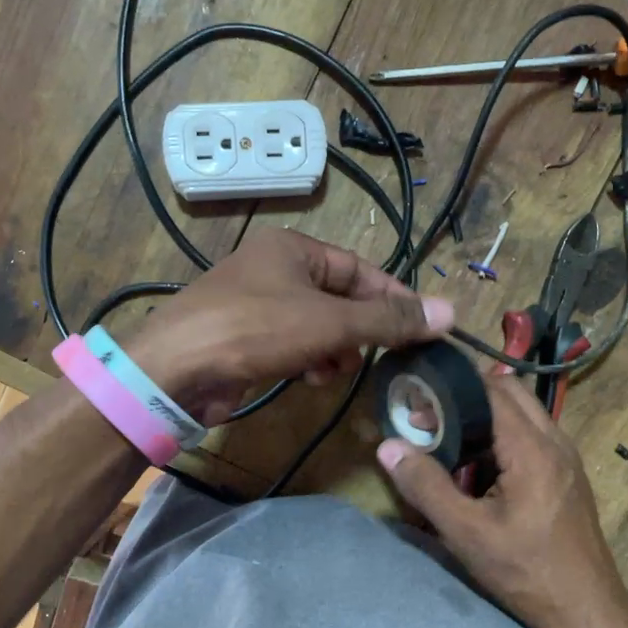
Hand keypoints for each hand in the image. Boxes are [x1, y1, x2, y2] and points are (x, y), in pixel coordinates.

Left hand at [127, 230, 454, 424]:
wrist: (177, 367)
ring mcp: (254, 305)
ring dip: (334, 350)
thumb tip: (450, 312)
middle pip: (338, 298)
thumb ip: (388, 320)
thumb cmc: (255, 329)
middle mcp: (273, 269)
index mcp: (293, 248)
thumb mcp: (330, 323)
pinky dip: (306, 360)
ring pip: (316, 325)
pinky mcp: (242, 339)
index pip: (358, 269)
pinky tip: (308, 378)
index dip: (392, 297)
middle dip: (358, 330)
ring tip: (333, 370)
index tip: (421, 327)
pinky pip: (291, 344)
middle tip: (374, 355)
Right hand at [378, 374, 627, 627]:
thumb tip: (388, 447)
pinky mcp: (568, 477)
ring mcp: (567, 458)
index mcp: (532, 448)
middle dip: (468, 396)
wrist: (586, 610)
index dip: (450, 389)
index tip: (416, 405)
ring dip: (487, 417)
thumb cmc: (526, 572)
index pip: (490, 389)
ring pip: (523, 413)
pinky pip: (533, 437)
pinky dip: (503, 437)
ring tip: (450, 443)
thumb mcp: (466, 533)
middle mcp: (555, 441)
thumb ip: (426, 487)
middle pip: (509, 392)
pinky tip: (480, 472)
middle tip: (431, 419)